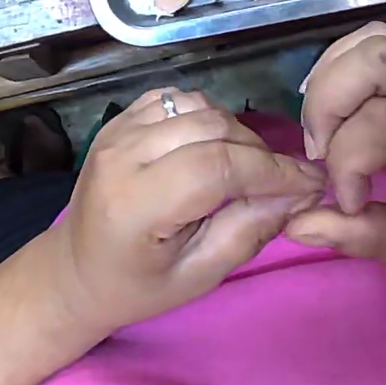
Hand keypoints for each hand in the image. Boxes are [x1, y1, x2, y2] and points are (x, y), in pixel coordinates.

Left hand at [48, 88, 324, 335]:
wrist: (74, 268)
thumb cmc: (135, 286)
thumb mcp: (196, 277)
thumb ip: (246, 232)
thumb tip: (297, 193)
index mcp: (135, 202)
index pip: (215, 166)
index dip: (270, 171)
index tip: (311, 183)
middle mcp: (121, 153)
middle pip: (208, 127)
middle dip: (257, 151)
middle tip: (282, 181)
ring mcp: (115, 130)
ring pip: (193, 105)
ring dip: (232, 129)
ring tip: (246, 165)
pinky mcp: (116, 120)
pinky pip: (172, 98)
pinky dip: (202, 113)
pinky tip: (211, 143)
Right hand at [286, 24, 385, 299]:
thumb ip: (370, 238)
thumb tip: (295, 225)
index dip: (347, 161)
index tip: (348, 201)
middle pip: (381, 60)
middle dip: (328, 102)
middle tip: (321, 150)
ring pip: (378, 40)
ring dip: (331, 76)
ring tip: (325, 125)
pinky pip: (383, 39)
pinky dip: (344, 61)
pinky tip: (337, 98)